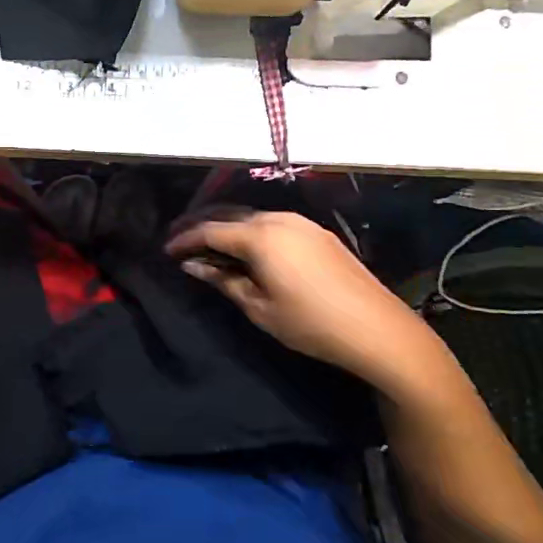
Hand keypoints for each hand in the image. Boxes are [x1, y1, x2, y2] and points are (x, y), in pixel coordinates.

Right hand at [166, 210, 423, 380]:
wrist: (376, 328)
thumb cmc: (310, 323)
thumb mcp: (258, 307)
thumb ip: (222, 280)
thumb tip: (192, 265)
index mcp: (259, 236)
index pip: (210, 229)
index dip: (185, 239)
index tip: (167, 251)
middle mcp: (279, 218)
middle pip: (229, 214)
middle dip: (201, 225)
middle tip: (180, 241)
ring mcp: (302, 222)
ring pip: (252, 216)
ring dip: (227, 226)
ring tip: (209, 245)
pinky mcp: (317, 232)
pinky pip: (273, 222)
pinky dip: (251, 230)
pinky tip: (246, 247)